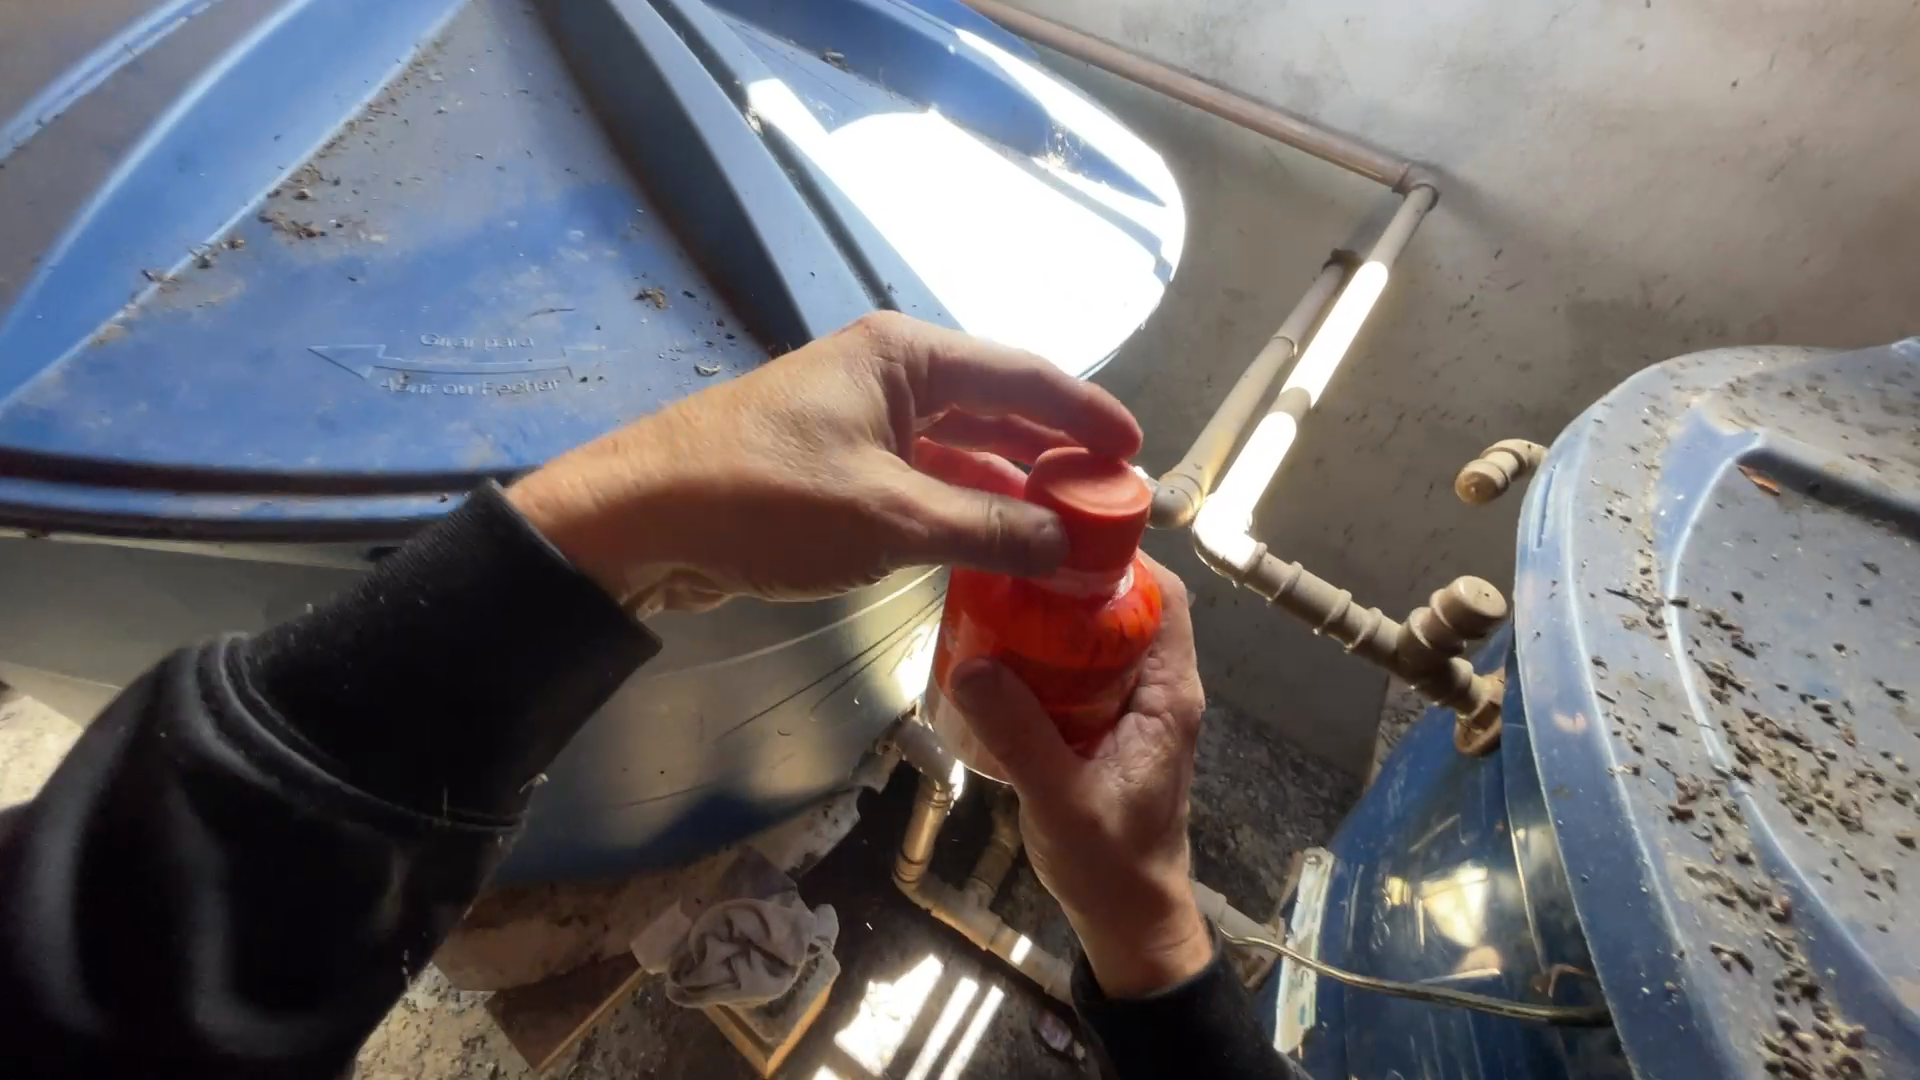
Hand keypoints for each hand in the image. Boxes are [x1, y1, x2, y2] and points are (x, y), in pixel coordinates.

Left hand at [507, 312, 1140, 612]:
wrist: (640, 522)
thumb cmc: (765, 500)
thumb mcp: (887, 516)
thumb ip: (985, 530)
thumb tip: (1069, 545)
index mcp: (907, 358)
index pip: (1023, 377)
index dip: (1085, 412)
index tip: (1134, 449)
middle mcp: (893, 378)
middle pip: (997, 411)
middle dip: (1054, 454)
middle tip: (1109, 498)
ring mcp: (866, 423)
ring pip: (963, 452)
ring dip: (1012, 488)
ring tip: (1066, 525)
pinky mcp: (845, 467)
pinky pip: (927, 482)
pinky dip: (965, 510)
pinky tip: (998, 541)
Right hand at [947, 557, 1212, 997]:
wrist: (1127, 917)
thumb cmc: (1111, 865)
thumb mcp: (1063, 799)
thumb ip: (1019, 735)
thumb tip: (970, 664)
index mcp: (1170, 694)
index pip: (1165, 599)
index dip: (1124, 559)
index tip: (1063, 536)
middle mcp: (1158, 688)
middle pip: (1129, 607)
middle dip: (1076, 581)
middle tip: (1015, 563)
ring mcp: (1133, 706)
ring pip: (1101, 637)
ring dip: (1057, 616)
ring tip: (1001, 596)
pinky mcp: (1106, 724)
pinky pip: (1080, 670)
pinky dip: (1046, 653)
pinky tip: (1001, 652)